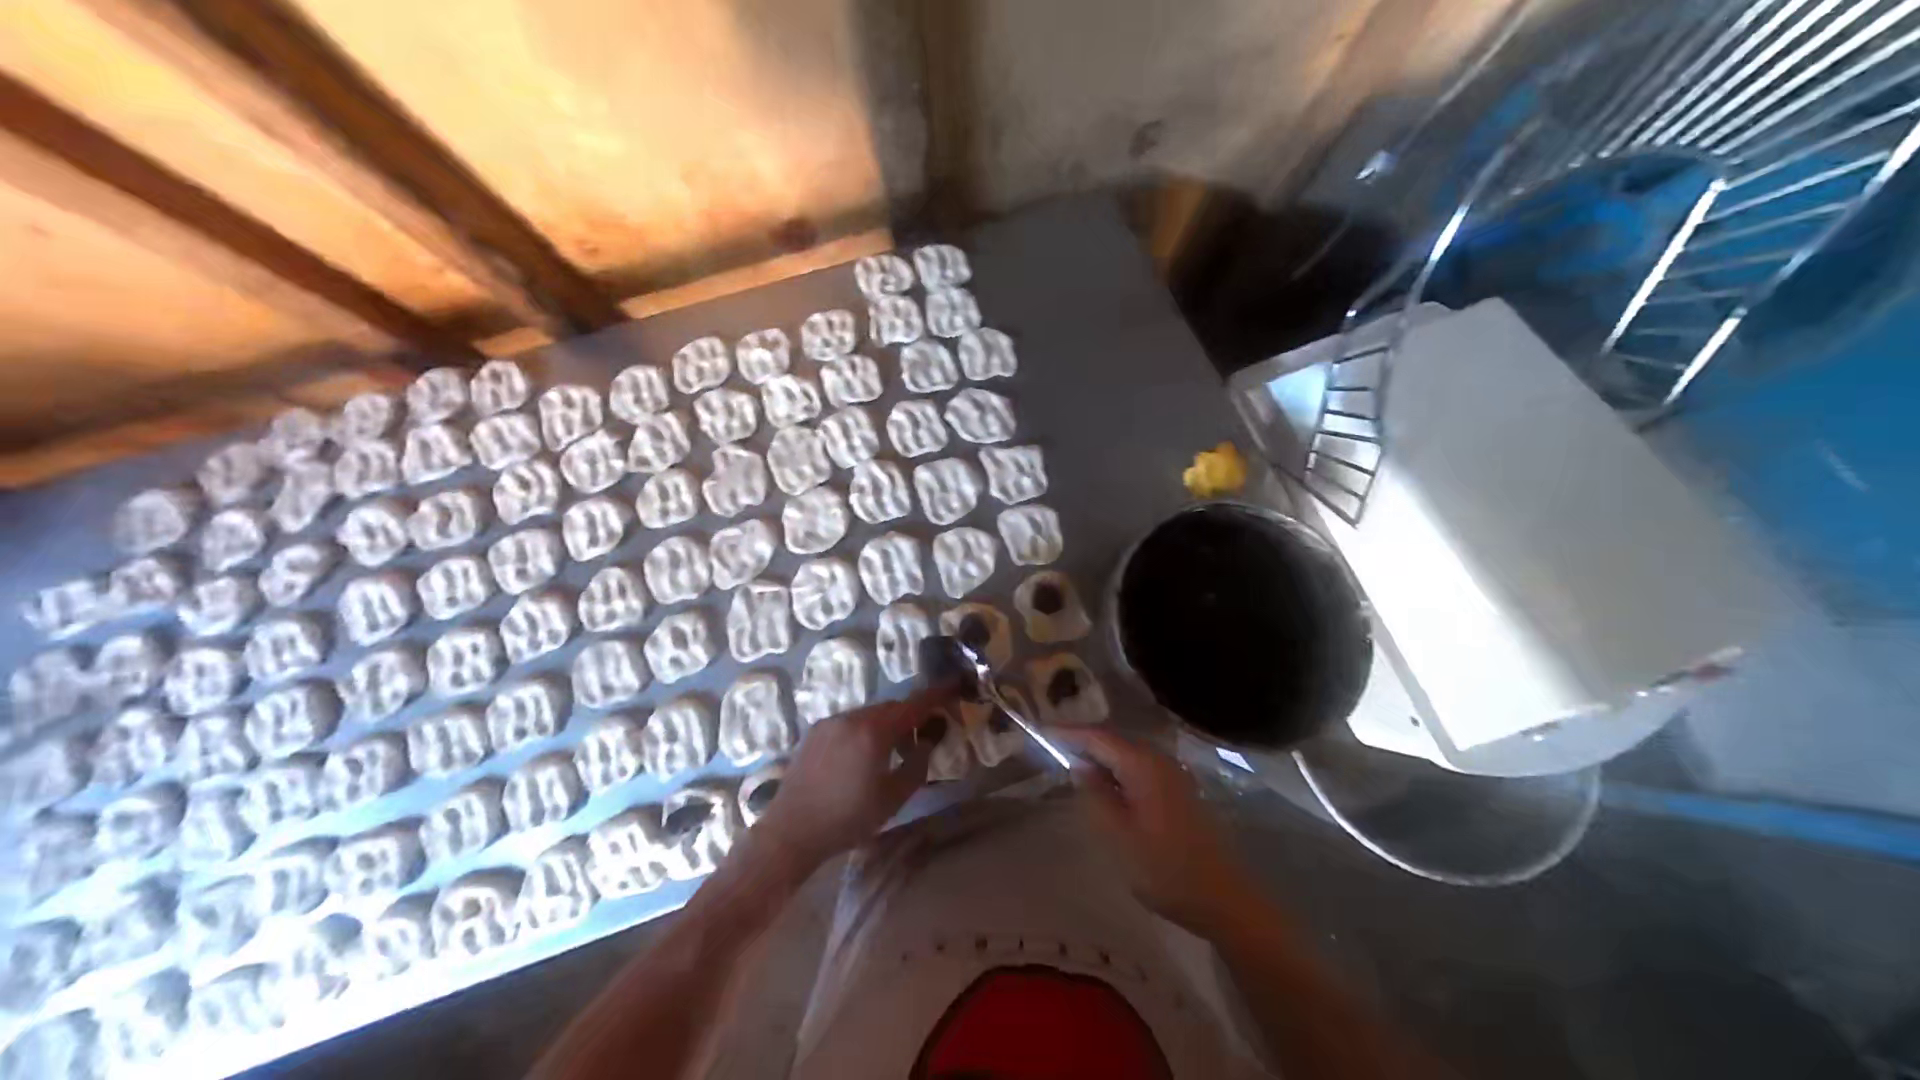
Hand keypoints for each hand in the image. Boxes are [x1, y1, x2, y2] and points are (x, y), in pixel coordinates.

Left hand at [753, 688, 952, 870]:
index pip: (914, 705)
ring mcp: (830, 722)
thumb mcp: (894, 797)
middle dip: (909, 717)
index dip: (936, 695)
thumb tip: (927, 742)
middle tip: (921, 740)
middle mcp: (851, 717)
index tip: (953, 686)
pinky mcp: (815, 732)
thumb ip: (918, 764)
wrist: (791, 831)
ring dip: (885, 726)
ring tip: (890, 754)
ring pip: (869, 714)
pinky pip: (849, 723)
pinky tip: (861, 757)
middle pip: (891, 707)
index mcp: (874, 731)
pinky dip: (864, 731)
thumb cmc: (848, 818)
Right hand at [1066, 730, 1264, 937]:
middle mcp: (1160, 761)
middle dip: (1083, 741)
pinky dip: (1117, 770)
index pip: (1098, 737)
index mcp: (1143, 765)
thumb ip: (1094, 795)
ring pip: (1128, 755)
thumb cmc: (1164, 868)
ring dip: (1100, 757)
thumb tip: (1079, 766)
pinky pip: (1140, 769)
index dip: (1068, 733)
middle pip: (1114, 741)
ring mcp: (1173, 775)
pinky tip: (1105, 786)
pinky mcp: (1179, 792)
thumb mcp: (1116, 835)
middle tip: (1051, 746)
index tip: (1041, 732)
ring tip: (1072, 764)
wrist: (1222, 899)